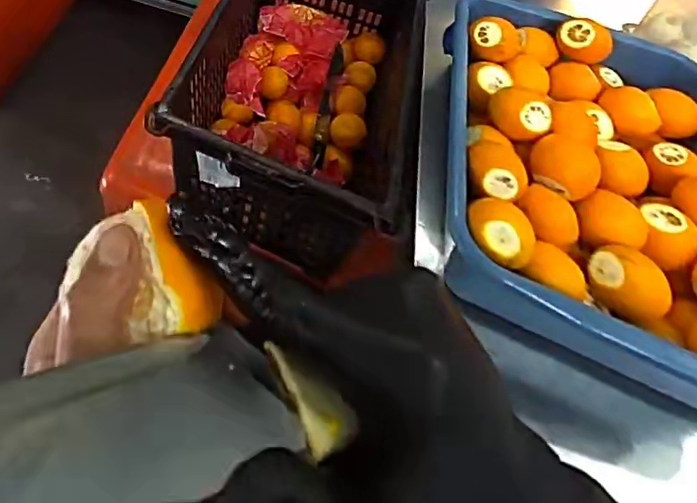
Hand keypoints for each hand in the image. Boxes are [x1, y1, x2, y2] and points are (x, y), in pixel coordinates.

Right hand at [169, 199, 612, 502]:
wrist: (512, 486)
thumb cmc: (431, 494)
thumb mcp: (355, 502)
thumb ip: (279, 480)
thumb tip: (201, 480)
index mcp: (395, 365)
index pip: (287, 306)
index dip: (228, 266)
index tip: (184, 221)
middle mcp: (409, 308)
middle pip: (308, 306)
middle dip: (281, 339)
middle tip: (285, 387)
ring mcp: (421, 291)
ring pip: (329, 301)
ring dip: (312, 337)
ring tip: (330, 388)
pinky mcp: (425, 288)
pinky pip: (355, 299)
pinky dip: (338, 329)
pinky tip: (355, 371)